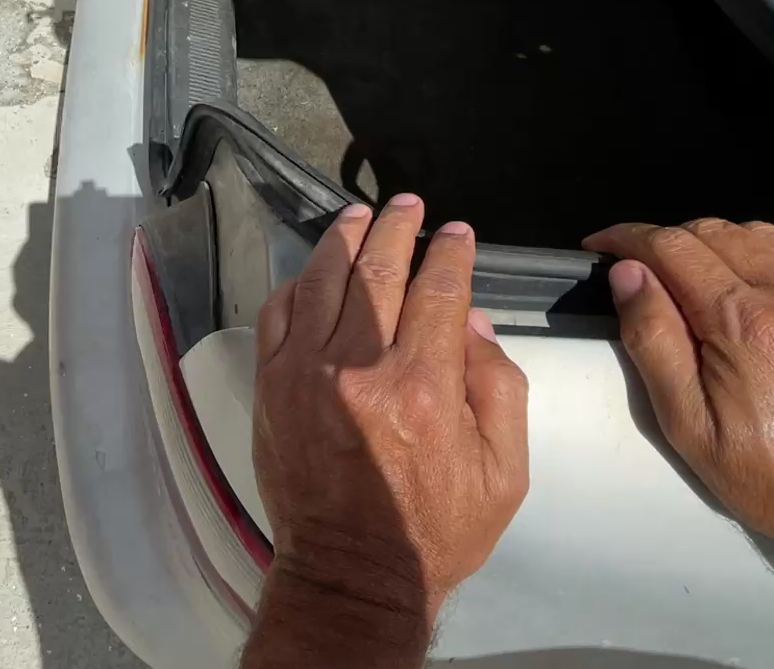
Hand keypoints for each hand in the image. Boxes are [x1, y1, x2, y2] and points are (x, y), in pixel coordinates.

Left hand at [244, 195, 527, 668]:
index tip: (456, 232)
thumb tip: (469, 320)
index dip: (450, 253)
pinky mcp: (270, 380)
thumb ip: (497, 386)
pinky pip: (278, 310)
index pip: (439, 292)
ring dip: (345, 236)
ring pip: (323, 277)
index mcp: (422, 387)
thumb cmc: (434, 525)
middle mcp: (358, 366)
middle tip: (408, 204)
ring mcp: (304, 369)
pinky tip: (315, 267)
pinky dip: (299, 280)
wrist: (349, 568)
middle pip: (379, 270)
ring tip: (359, 213)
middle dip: (397, 226)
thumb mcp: (502, 471)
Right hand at [583, 219, 773, 596]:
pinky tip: (766, 279)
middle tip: (644, 269)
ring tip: (700, 274)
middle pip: (714, 230)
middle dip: (666, 239)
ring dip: (718, 242)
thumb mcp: (692, 429)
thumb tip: (628, 275)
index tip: (600, 245)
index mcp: (743, 321)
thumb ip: (654, 342)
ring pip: (764, 234)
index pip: (669, 245)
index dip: (625, 236)